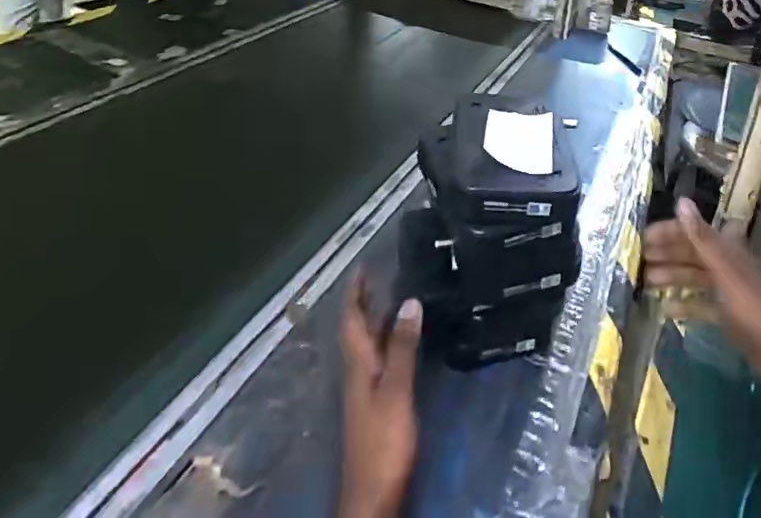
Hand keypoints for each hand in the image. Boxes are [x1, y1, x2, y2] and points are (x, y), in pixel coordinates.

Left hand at [337, 269, 420, 517]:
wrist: (373, 495)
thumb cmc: (383, 440)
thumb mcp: (396, 390)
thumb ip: (403, 347)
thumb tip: (409, 301)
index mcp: (358, 363)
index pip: (352, 317)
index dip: (355, 291)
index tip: (362, 266)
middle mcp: (357, 371)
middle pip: (358, 329)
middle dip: (366, 301)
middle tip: (381, 276)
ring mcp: (364, 389)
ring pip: (368, 344)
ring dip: (377, 320)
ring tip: (396, 299)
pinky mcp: (375, 405)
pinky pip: (378, 360)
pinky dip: (388, 342)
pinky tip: (403, 344)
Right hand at [642, 198, 760, 380]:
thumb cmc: (755, 310)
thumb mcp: (725, 272)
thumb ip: (701, 237)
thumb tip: (681, 201)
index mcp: (728, 251)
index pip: (692, 231)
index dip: (667, 232)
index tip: (641, 238)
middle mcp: (726, 266)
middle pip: (691, 253)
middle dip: (665, 254)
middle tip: (637, 260)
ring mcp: (727, 292)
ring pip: (693, 277)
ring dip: (670, 276)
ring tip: (645, 282)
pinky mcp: (728, 316)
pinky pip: (700, 304)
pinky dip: (684, 304)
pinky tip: (665, 308)